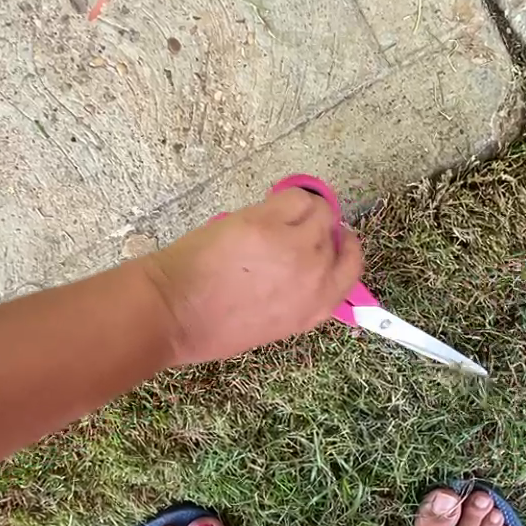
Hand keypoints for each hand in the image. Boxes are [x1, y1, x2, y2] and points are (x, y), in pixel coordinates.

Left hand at [138, 187, 363, 365]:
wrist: (173, 312)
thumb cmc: (213, 328)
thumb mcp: (273, 325)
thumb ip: (298, 297)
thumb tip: (302, 267)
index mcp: (316, 308)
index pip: (351, 267)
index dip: (343, 249)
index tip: (332, 239)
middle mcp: (314, 277)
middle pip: (335, 237)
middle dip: (318, 231)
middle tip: (292, 228)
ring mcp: (294, 247)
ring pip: (320, 211)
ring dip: (304, 212)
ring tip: (277, 217)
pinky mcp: (267, 223)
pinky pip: (295, 198)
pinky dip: (286, 199)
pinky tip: (266, 209)